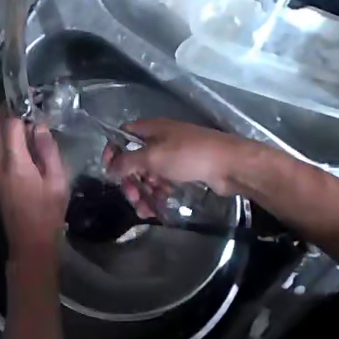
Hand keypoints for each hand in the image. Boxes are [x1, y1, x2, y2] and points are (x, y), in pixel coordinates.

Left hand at [0, 112, 68, 266]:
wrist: (30, 242)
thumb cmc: (48, 212)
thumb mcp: (57, 180)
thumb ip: (48, 151)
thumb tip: (40, 126)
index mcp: (15, 162)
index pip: (10, 125)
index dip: (18, 107)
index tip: (31, 94)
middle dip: (7, 111)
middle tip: (26, 101)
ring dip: (8, 125)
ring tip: (29, 116)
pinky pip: (0, 150)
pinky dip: (10, 138)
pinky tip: (27, 138)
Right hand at [104, 119, 263, 218]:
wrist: (229, 164)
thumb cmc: (189, 155)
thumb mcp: (153, 157)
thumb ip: (127, 162)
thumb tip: (109, 168)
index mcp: (152, 129)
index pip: (123, 135)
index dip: (113, 151)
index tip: (108, 171)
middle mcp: (162, 139)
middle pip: (135, 159)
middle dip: (130, 180)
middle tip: (132, 197)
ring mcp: (175, 155)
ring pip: (150, 174)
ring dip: (144, 191)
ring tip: (145, 210)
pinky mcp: (186, 170)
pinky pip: (165, 182)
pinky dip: (159, 194)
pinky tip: (159, 207)